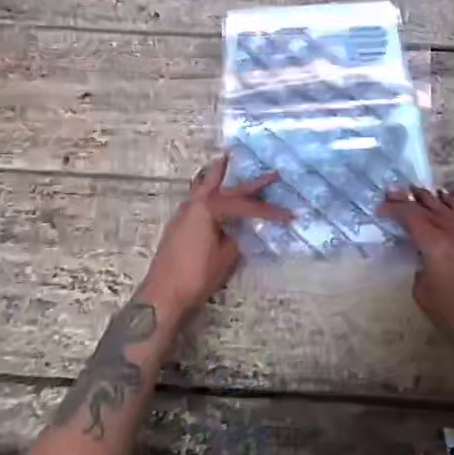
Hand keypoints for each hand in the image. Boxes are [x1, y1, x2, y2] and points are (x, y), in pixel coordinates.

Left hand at [142, 154, 291, 310]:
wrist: (163, 294)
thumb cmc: (197, 274)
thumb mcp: (227, 255)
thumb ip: (239, 236)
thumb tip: (248, 227)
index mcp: (210, 208)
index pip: (246, 206)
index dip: (270, 211)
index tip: (289, 214)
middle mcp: (196, 203)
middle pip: (227, 188)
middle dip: (249, 182)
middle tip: (268, 172)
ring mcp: (184, 212)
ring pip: (204, 186)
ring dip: (218, 175)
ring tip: (226, 160)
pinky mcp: (179, 223)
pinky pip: (198, 197)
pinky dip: (209, 190)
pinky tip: (214, 193)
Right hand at [379, 188, 453, 361]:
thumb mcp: (423, 293)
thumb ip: (419, 266)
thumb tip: (422, 254)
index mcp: (436, 245)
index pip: (411, 217)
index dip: (394, 209)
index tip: (381, 207)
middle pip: (429, 208)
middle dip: (409, 199)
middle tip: (393, 192)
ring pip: (448, 207)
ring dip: (431, 198)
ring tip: (417, 191)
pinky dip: (451, 205)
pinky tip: (446, 202)